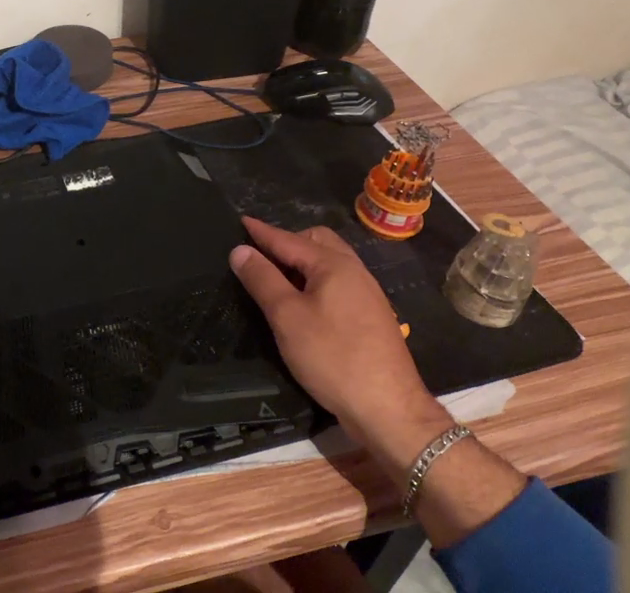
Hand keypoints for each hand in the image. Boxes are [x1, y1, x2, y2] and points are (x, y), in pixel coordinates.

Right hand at [229, 217, 452, 473]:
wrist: (389, 407)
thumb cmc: (333, 357)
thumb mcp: (287, 317)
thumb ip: (263, 280)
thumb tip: (240, 250)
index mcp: (334, 265)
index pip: (289, 240)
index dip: (262, 232)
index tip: (241, 221)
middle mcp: (355, 271)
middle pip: (318, 242)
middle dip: (289, 241)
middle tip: (262, 255)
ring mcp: (367, 294)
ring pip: (331, 263)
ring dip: (304, 262)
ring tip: (279, 277)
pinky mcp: (371, 317)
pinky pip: (339, 282)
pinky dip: (317, 280)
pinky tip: (306, 302)